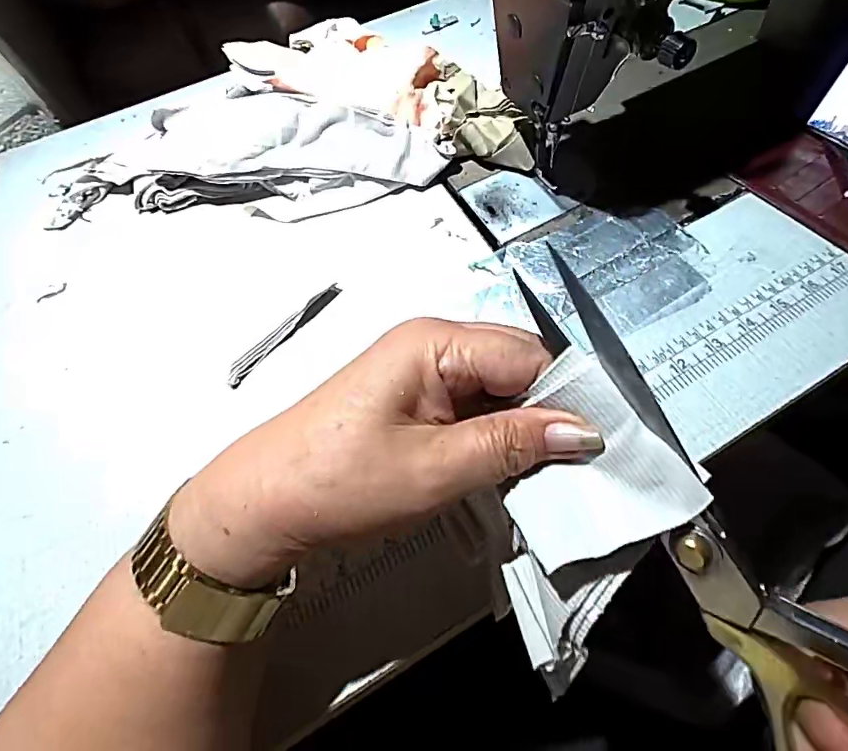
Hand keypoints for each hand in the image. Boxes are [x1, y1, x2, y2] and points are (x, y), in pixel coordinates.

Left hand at [167, 319, 601, 586]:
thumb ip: (512, 444)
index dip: (560, 397)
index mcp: (435, 340)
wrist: (262, 507)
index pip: (527, 355)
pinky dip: (496, 428)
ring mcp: (427, 364)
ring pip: (501, 382)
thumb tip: (578, 429)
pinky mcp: (422, 390)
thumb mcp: (435, 470)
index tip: (584, 441)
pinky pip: (479, 398)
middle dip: (542, 407)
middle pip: (518, 362)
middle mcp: (435, 340)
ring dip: (519, 421)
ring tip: (526, 464)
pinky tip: (497, 460)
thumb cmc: (332, 481)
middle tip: (559, 457)